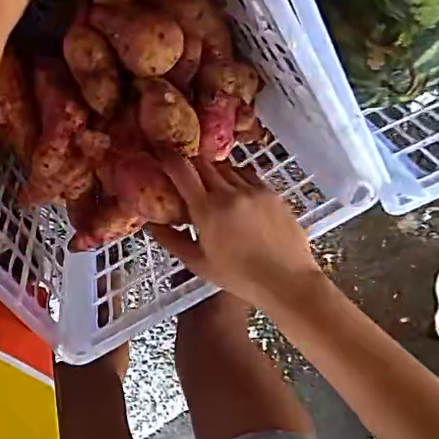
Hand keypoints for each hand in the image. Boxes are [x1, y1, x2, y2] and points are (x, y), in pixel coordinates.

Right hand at [146, 157, 326, 311]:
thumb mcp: (198, 263)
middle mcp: (229, 193)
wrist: (287, 280)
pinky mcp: (271, 193)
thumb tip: (151, 224)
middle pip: (203, 162)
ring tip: (211, 187)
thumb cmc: (239, 277)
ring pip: (226, 166)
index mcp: (207, 210)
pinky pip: (248, 175)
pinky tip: (236, 194)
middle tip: (185, 175)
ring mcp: (253, 190)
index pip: (182, 170)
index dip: (168, 159)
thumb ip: (171, 240)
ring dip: (214, 172)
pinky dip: (236, 178)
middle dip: (190, 165)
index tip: (161, 157)